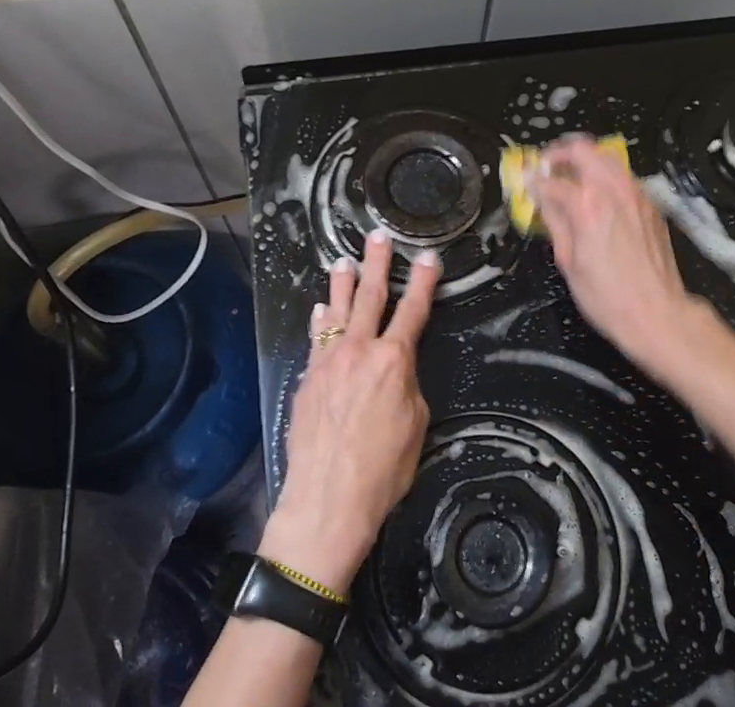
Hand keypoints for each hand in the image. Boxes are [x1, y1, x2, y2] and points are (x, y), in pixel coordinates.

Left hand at [262, 230, 438, 595]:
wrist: (328, 497)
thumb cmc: (383, 469)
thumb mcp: (416, 426)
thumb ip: (408, 388)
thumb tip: (397, 374)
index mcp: (394, 362)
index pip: (413, 311)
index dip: (422, 282)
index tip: (426, 257)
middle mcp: (359, 352)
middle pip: (369, 297)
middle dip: (376, 264)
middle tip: (377, 236)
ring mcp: (328, 362)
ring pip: (335, 311)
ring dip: (341, 284)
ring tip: (344, 260)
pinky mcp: (307, 378)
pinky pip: (316, 339)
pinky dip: (320, 320)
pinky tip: (319, 310)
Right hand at [530, 136, 706, 369]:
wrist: (656, 313)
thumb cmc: (606, 296)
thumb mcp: (568, 261)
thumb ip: (554, 221)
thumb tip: (542, 200)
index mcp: (587, 205)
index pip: (550, 181)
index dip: (533, 181)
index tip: (525, 183)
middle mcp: (614, 190)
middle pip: (583, 149)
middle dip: (560, 154)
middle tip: (547, 167)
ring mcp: (637, 194)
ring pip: (607, 158)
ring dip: (585, 161)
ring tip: (571, 178)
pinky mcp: (651, 205)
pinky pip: (624, 177)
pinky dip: (606, 177)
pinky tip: (599, 198)